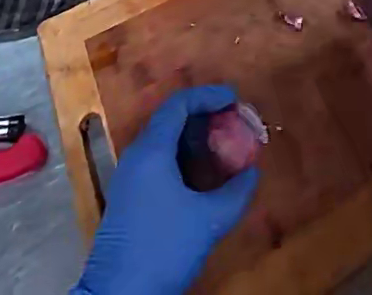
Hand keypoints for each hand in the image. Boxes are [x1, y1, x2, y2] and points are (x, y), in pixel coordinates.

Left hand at [73, 84, 258, 294]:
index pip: (178, 103)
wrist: (119, 294)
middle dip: (202, 113)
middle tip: (231, 118)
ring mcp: (129, 173)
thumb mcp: (207, 221)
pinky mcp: (129, 193)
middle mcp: (137, 153)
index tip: (233, 97)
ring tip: (221, 141)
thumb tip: (252, 173)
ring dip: (191, 134)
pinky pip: (157, 157)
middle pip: (169, 117)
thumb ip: (234, 194)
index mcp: (152, 149)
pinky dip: (180, 153)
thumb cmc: (163, 248)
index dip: (207, 96)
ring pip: (162, 138)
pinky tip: (200, 171)